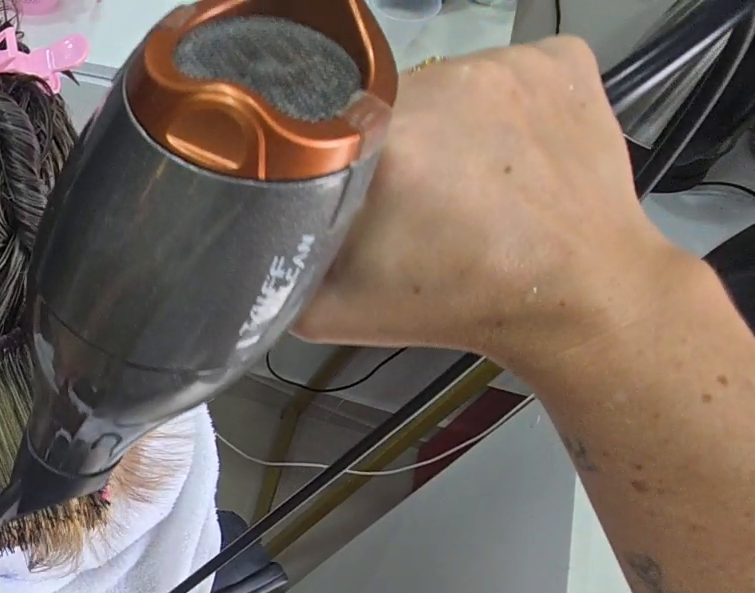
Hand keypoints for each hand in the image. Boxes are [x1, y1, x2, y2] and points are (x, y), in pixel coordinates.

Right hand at [296, 38, 688, 369]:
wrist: (570, 291)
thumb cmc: (444, 303)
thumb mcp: (321, 311)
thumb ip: (274, 272)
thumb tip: (244, 246)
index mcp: (389, 146)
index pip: (314, 132)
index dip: (313, 165)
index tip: (325, 198)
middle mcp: (450, 86)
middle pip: (375, 104)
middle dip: (371, 145)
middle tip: (386, 197)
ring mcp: (512, 65)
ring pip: (433, 85)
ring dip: (426, 124)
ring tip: (442, 175)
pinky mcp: (561, 58)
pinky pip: (493, 70)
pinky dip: (483, 106)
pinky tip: (490, 152)